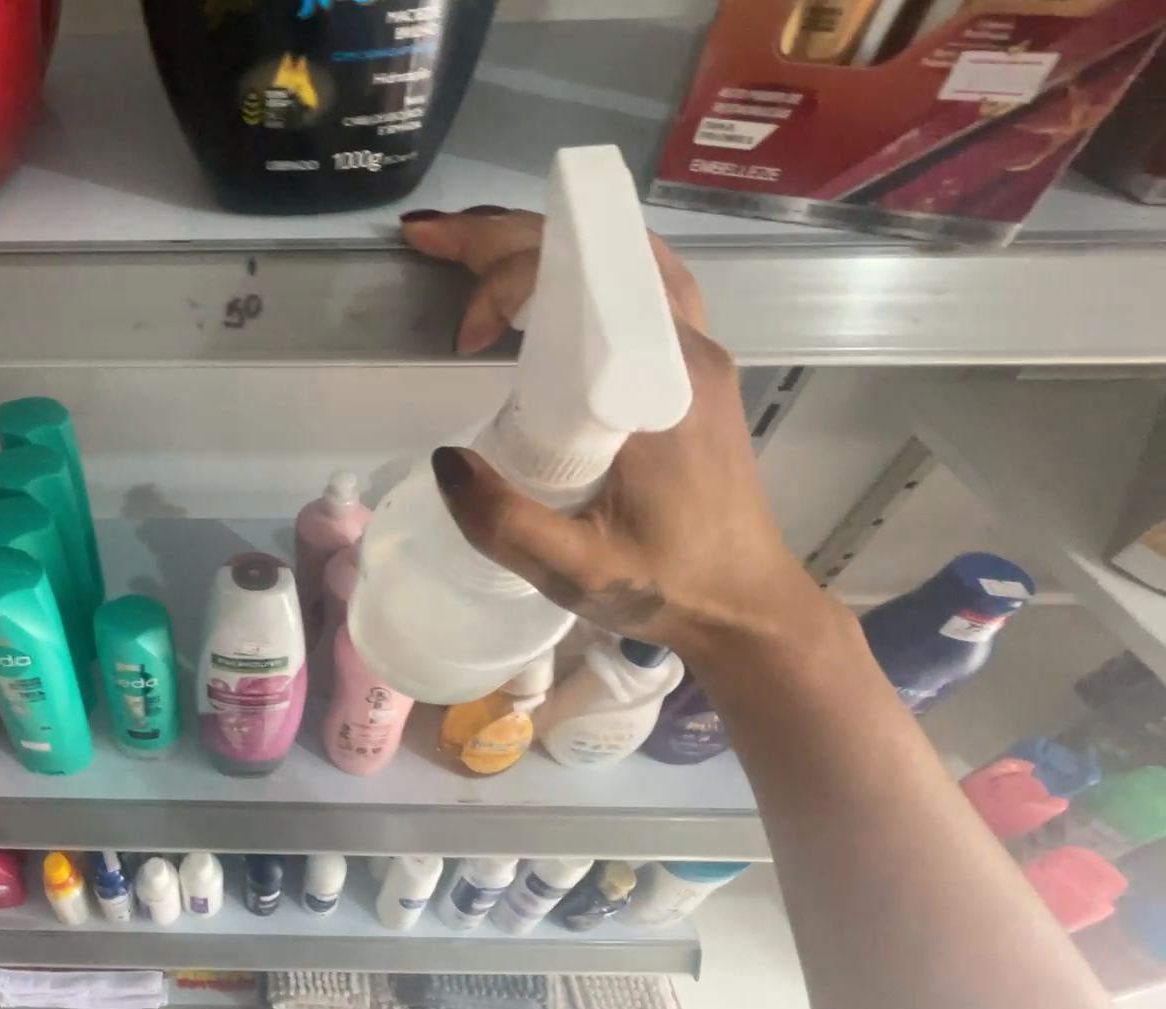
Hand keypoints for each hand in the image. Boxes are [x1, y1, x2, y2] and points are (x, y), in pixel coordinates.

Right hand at [401, 207, 835, 661]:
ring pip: (622, 261)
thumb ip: (502, 521)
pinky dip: (580, 268)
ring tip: (470, 247)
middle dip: (505, 236)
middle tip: (427, 235)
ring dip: (544, 241)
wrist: (748, 606)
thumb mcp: (574, 569)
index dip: (509, 278)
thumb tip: (442, 458)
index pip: (587, 279)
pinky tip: (540, 285)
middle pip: (602, 251)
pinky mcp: (691, 372)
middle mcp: (687, 351)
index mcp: (662, 385)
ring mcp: (695, 356)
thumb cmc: (667, 584)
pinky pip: (636, 290)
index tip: (463, 338)